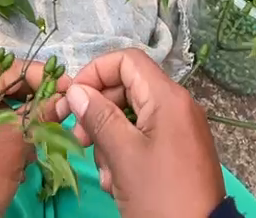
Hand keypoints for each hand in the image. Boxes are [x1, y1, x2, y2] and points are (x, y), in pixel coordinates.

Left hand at [0, 60, 54, 217]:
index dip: (41, 75)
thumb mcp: (12, 141)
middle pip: (3, 91)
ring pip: (0, 115)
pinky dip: (10, 144)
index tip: (69, 86)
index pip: (8, 69)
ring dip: (24, 127)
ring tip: (41, 142)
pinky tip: (22, 162)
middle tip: (61, 111)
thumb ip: (39, 114)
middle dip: (33, 103)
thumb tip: (65, 98)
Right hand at [57, 49, 224, 217]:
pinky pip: (146, 137)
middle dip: (100, 110)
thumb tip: (76, 90)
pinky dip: (126, 152)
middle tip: (79, 140)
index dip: (97, 72)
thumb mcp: (124, 156)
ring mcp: (180, 129)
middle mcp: (177, 105)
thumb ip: (99, 117)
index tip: (74, 98)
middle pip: (128, 87)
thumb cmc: (160, 196)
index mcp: (168, 96)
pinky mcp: (180, 152)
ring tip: (105, 173)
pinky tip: (117, 181)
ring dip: (110, 138)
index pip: (127, 60)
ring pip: (133, 115)